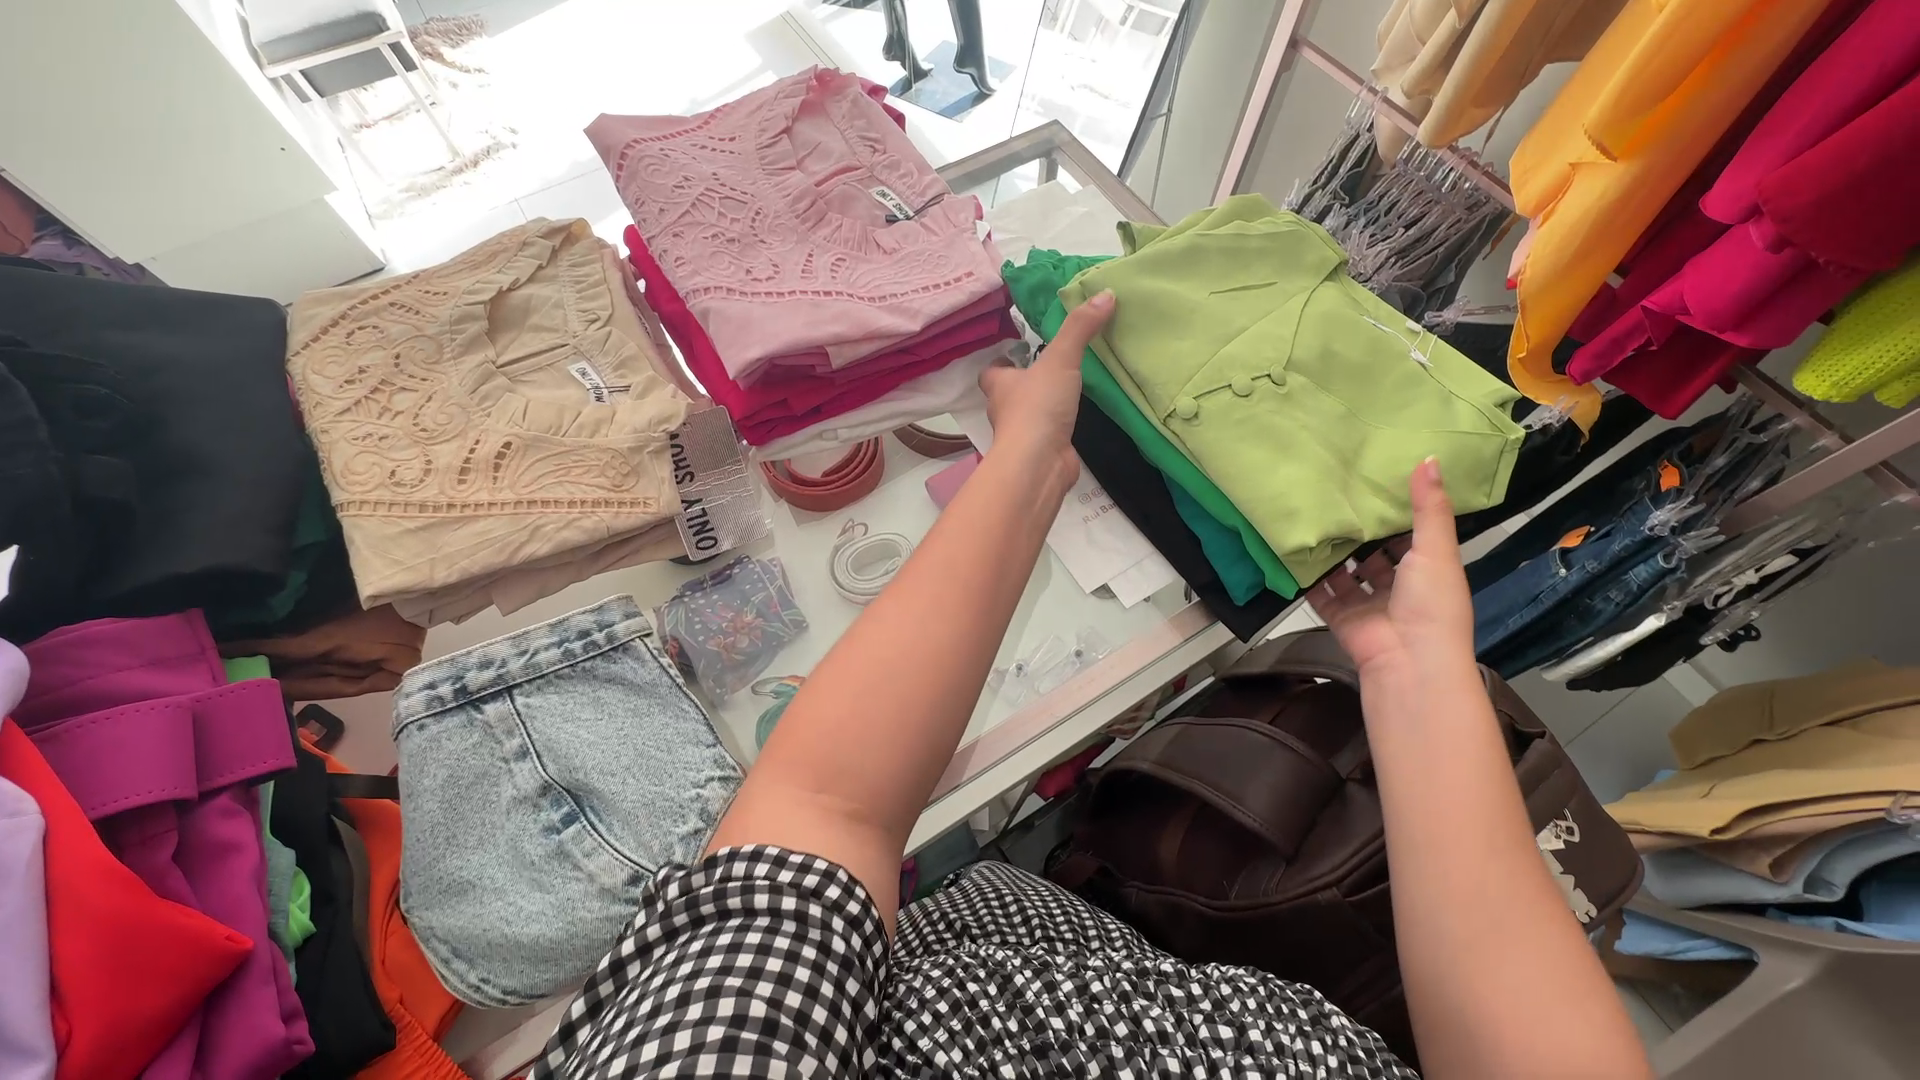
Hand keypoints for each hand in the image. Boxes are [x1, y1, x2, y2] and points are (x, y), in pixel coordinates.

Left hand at [980, 289, 1113, 493]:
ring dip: (1043, 405)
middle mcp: (1004, 409)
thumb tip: (1104, 294)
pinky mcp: (1040, 452)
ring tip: (1068, 390)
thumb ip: (1080, 328)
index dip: (1003, 362)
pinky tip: (1075, 419)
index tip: (1021, 352)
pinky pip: (1048, 434)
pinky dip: (1058, 427)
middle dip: (1025, 382)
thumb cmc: (1038, 407)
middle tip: (1051, 367)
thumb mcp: (1060, 359)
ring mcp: (1021, 434)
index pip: (992, 371)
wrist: (1039, 463)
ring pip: (1029, 414)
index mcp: (999, 385)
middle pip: (1010, 392)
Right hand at [1310, 458, 1476, 681]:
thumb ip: (1428, 507)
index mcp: (1429, 571)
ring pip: (1346, 574)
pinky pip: (1321, 594)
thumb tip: (1428, 458)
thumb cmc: (1431, 603)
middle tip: (1335, 499)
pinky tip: (1294, 553)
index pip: (1412, 537)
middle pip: (1375, 556)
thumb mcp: (1435, 549)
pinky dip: (1308, 579)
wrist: (1408, 660)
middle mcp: (1399, 587)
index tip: (1374, 484)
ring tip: (1311, 519)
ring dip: (1332, 554)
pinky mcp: (1341, 617)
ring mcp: (1368, 604)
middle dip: (1359, 534)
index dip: (1397, 514)